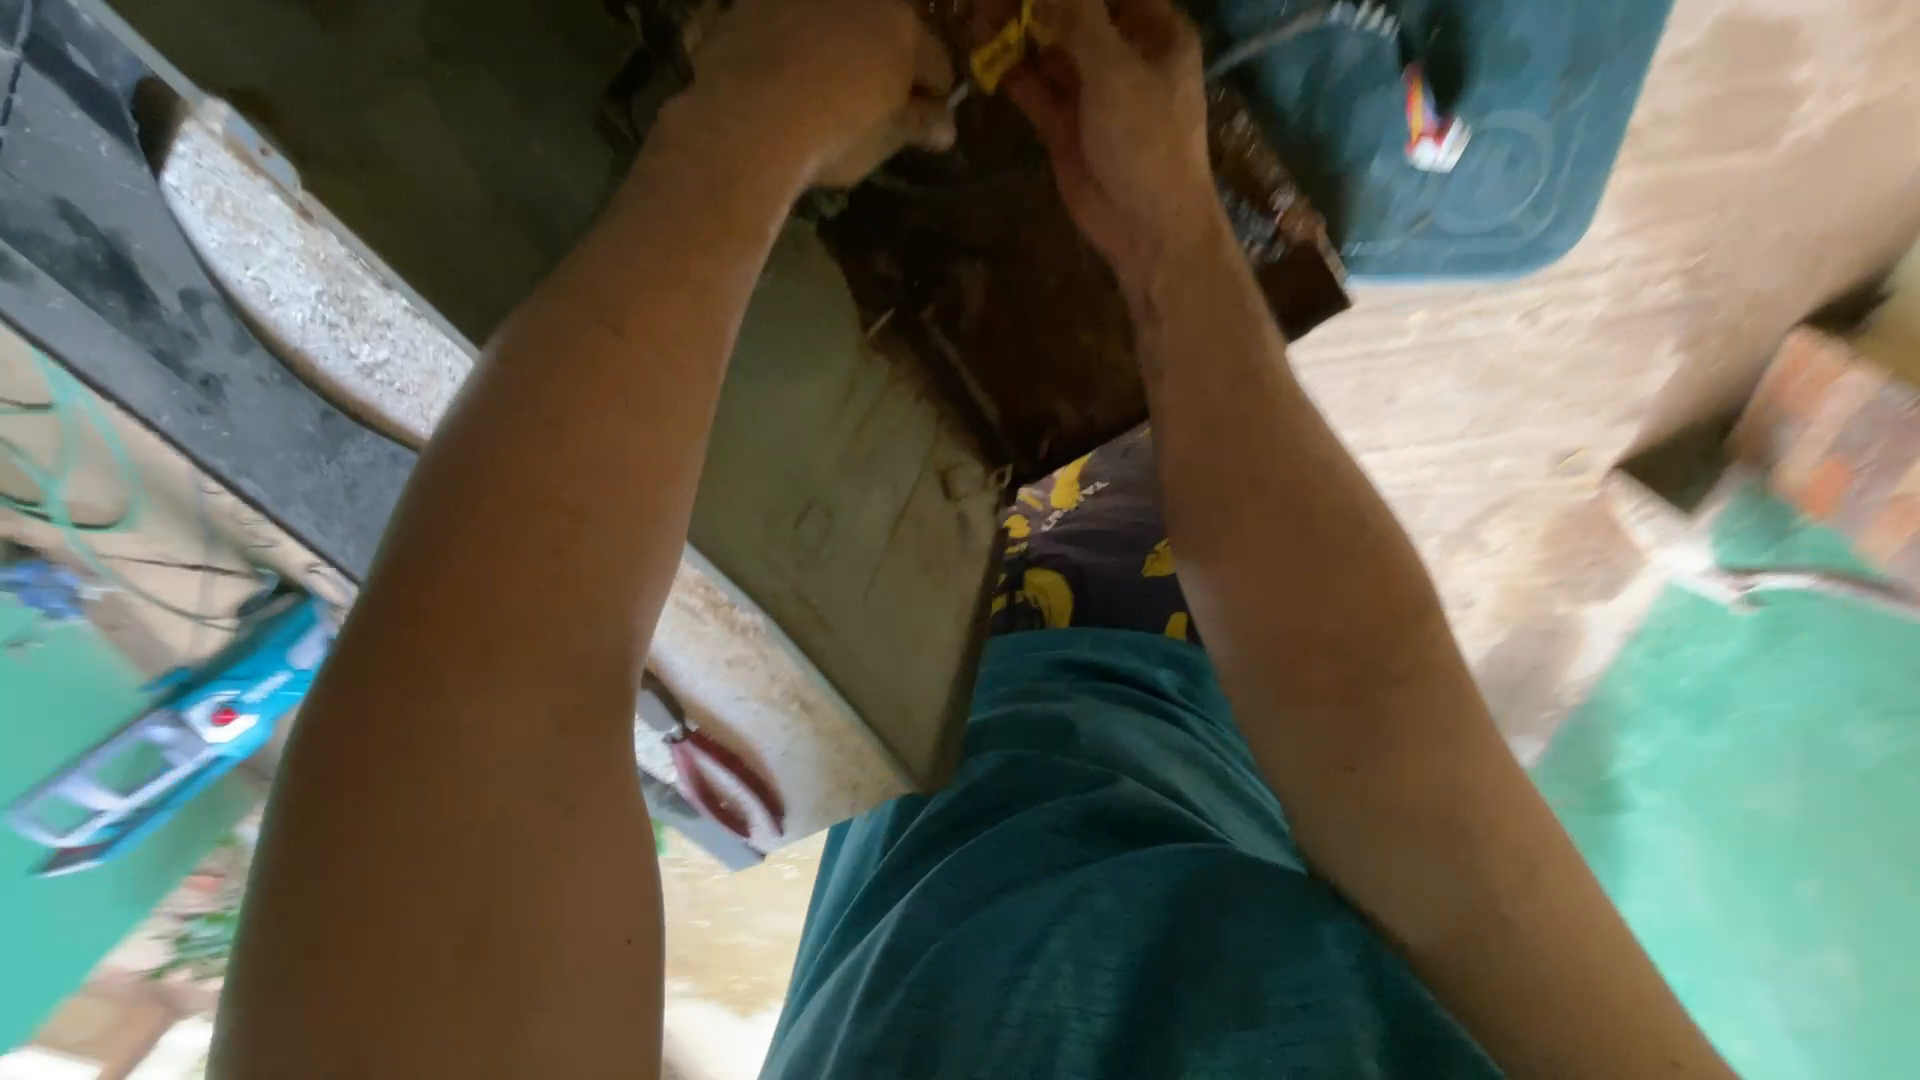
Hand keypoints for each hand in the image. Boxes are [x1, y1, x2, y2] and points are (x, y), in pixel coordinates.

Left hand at [680, 0, 956, 187]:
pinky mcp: (758, 2)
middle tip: (878, 106)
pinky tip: (787, 77)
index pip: (938, 65)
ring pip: (839, 20)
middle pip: (890, 30)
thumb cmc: (834, 134)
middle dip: (890, 64)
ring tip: (830, 87)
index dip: (936, 99)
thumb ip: (918, 125)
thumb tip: (946, 127)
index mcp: (903, 27)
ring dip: (843, 46)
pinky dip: (797, 42)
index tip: (927, 125)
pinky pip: (791, 21)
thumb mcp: (885, 139)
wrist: (748, 120)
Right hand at [1003, 0, 1218, 287]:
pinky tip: (981, 52)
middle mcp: (1123, 53)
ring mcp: (1091, 90)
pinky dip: (1011, 71)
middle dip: (1034, 3)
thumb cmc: (1148, 141)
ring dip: (1015, 32)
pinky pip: (1035, 88)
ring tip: (976, 13)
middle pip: (1072, 11)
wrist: (1147, 226)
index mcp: (1154, 30)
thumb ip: (1077, 18)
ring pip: (1048, 48)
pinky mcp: (1065, 125)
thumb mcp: (1116, 70)